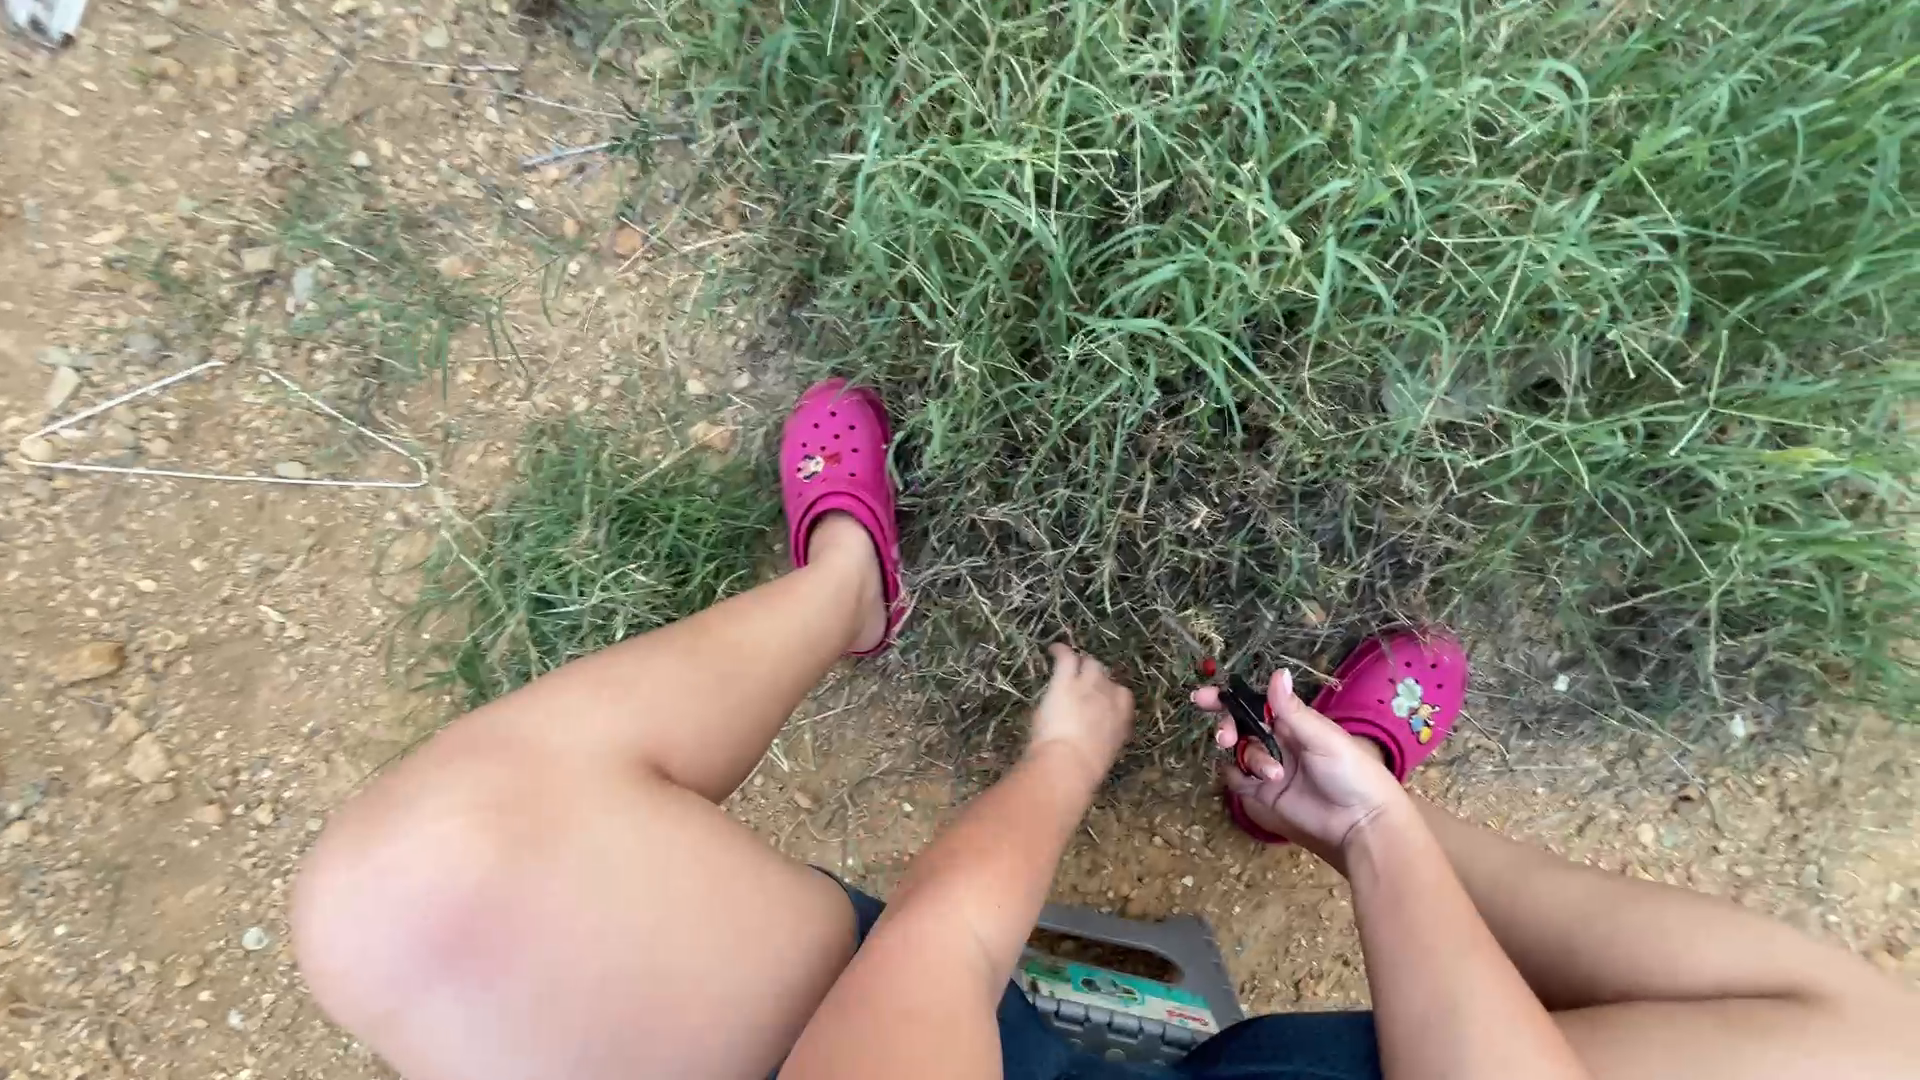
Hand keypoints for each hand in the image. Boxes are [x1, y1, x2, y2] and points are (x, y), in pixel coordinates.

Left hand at [1029, 643, 1133, 786]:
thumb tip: (1090, 738)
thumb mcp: (1102, 754)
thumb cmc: (1085, 768)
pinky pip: (1066, 657)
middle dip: (1097, 677)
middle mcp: (1109, 696)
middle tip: (1084, 680)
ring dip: (1082, 663)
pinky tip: (1052, 649)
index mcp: (1121, 719)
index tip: (1100, 699)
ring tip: (1070, 662)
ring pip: (1090, 663)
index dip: (1109, 694)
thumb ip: (1101, 738)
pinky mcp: (1066, 681)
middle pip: (1106, 677)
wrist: (1070, 763)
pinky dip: (1059, 651)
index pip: (1122, 697)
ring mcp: (1088, 685)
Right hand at [1196, 669, 1407, 871]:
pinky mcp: (1262, 794)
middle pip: (1237, 726)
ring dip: (1250, 759)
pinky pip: (1237, 780)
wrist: (1361, 824)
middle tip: (1225, 737)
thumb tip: (1277, 671)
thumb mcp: (1322, 737)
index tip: (1202, 697)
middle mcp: (1276, 742)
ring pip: (1238, 752)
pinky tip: (1259, 784)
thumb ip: (1291, 709)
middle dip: (1227, 728)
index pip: (1252, 704)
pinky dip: (1240, 778)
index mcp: (1291, 723)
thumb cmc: (1350, 772)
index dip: (1226, 699)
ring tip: (1274, 775)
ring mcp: (1268, 768)